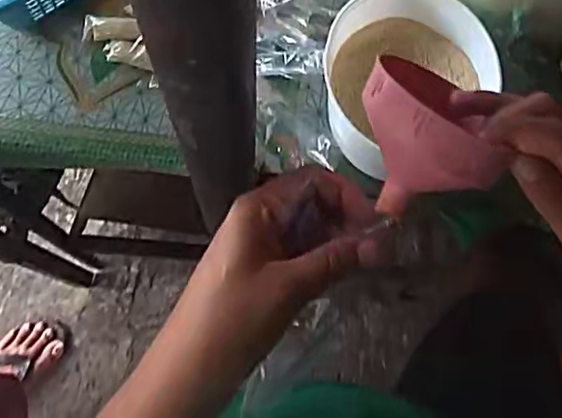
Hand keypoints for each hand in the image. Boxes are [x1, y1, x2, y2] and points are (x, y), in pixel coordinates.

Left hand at [101, 167, 381, 417]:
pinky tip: (343, 272)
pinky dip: (324, 257)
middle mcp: (260, 217)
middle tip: (377, 245)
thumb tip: (381, 241)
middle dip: (346, 218)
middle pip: (314, 201)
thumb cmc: (228, 324)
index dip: (348, 195)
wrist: (179, 382)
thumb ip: (334, 260)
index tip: (375, 223)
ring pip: (310, 227)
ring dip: (339, 239)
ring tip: (366, 260)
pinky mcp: (262, 269)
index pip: (314, 180)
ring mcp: (260, 243)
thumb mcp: (286, 289)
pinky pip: (301, 250)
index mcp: (258, 207)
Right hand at [455, 91, 561, 415]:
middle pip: (557, 118)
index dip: (522, 127)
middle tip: (466, 113)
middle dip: (513, 109)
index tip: (482, 132)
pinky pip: (553, 144)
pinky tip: (499, 135)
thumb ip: (559, 204)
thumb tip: (519, 157)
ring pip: (553, 124)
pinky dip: (523, 133)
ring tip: (472, 108)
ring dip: (514, 113)